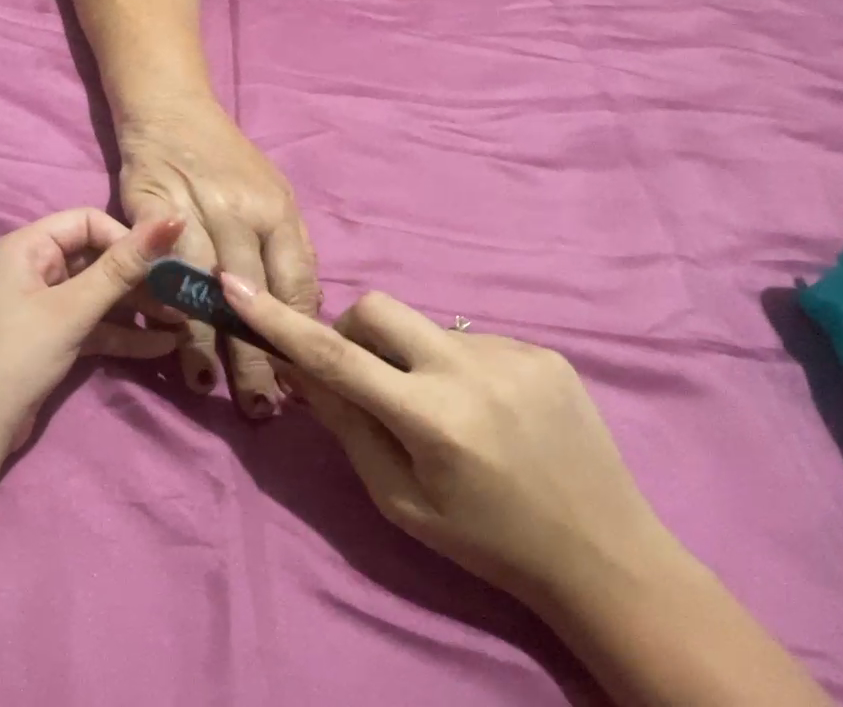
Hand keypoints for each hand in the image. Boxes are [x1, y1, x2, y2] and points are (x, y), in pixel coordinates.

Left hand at [0, 209, 186, 448]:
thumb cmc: (18, 354)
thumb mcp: (73, 309)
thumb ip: (122, 267)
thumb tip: (174, 219)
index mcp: (27, 246)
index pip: (87, 222)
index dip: (127, 239)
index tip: (164, 264)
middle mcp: (33, 268)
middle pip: (96, 258)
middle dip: (140, 277)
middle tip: (184, 295)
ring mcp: (42, 304)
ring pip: (99, 294)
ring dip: (138, 307)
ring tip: (183, 322)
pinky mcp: (51, 336)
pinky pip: (93, 324)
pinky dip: (124, 332)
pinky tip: (164, 345)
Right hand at [118, 97, 317, 417]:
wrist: (170, 112)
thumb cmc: (226, 158)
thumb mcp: (273, 193)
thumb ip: (286, 248)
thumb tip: (301, 315)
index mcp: (278, 210)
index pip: (296, 283)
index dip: (298, 336)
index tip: (301, 382)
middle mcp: (240, 211)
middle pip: (253, 297)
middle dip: (256, 356)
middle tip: (260, 407)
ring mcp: (191, 209)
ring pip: (202, 290)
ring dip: (204, 343)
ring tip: (208, 386)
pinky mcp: (146, 208)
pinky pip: (154, 268)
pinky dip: (160, 309)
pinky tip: (163, 340)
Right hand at [224, 281, 676, 604]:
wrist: (606, 556)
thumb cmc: (484, 540)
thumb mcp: (398, 497)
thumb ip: (345, 424)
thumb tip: (295, 368)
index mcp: (432, 420)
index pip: (335, 356)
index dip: (278, 320)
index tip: (235, 286)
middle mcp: (473, 372)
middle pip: (377, 309)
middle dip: (351, 333)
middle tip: (363, 381)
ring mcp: (515, 355)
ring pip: (423, 326)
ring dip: (408, 356)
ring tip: (442, 411)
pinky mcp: (544, 353)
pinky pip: (467, 339)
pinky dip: (451, 366)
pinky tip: (483, 411)